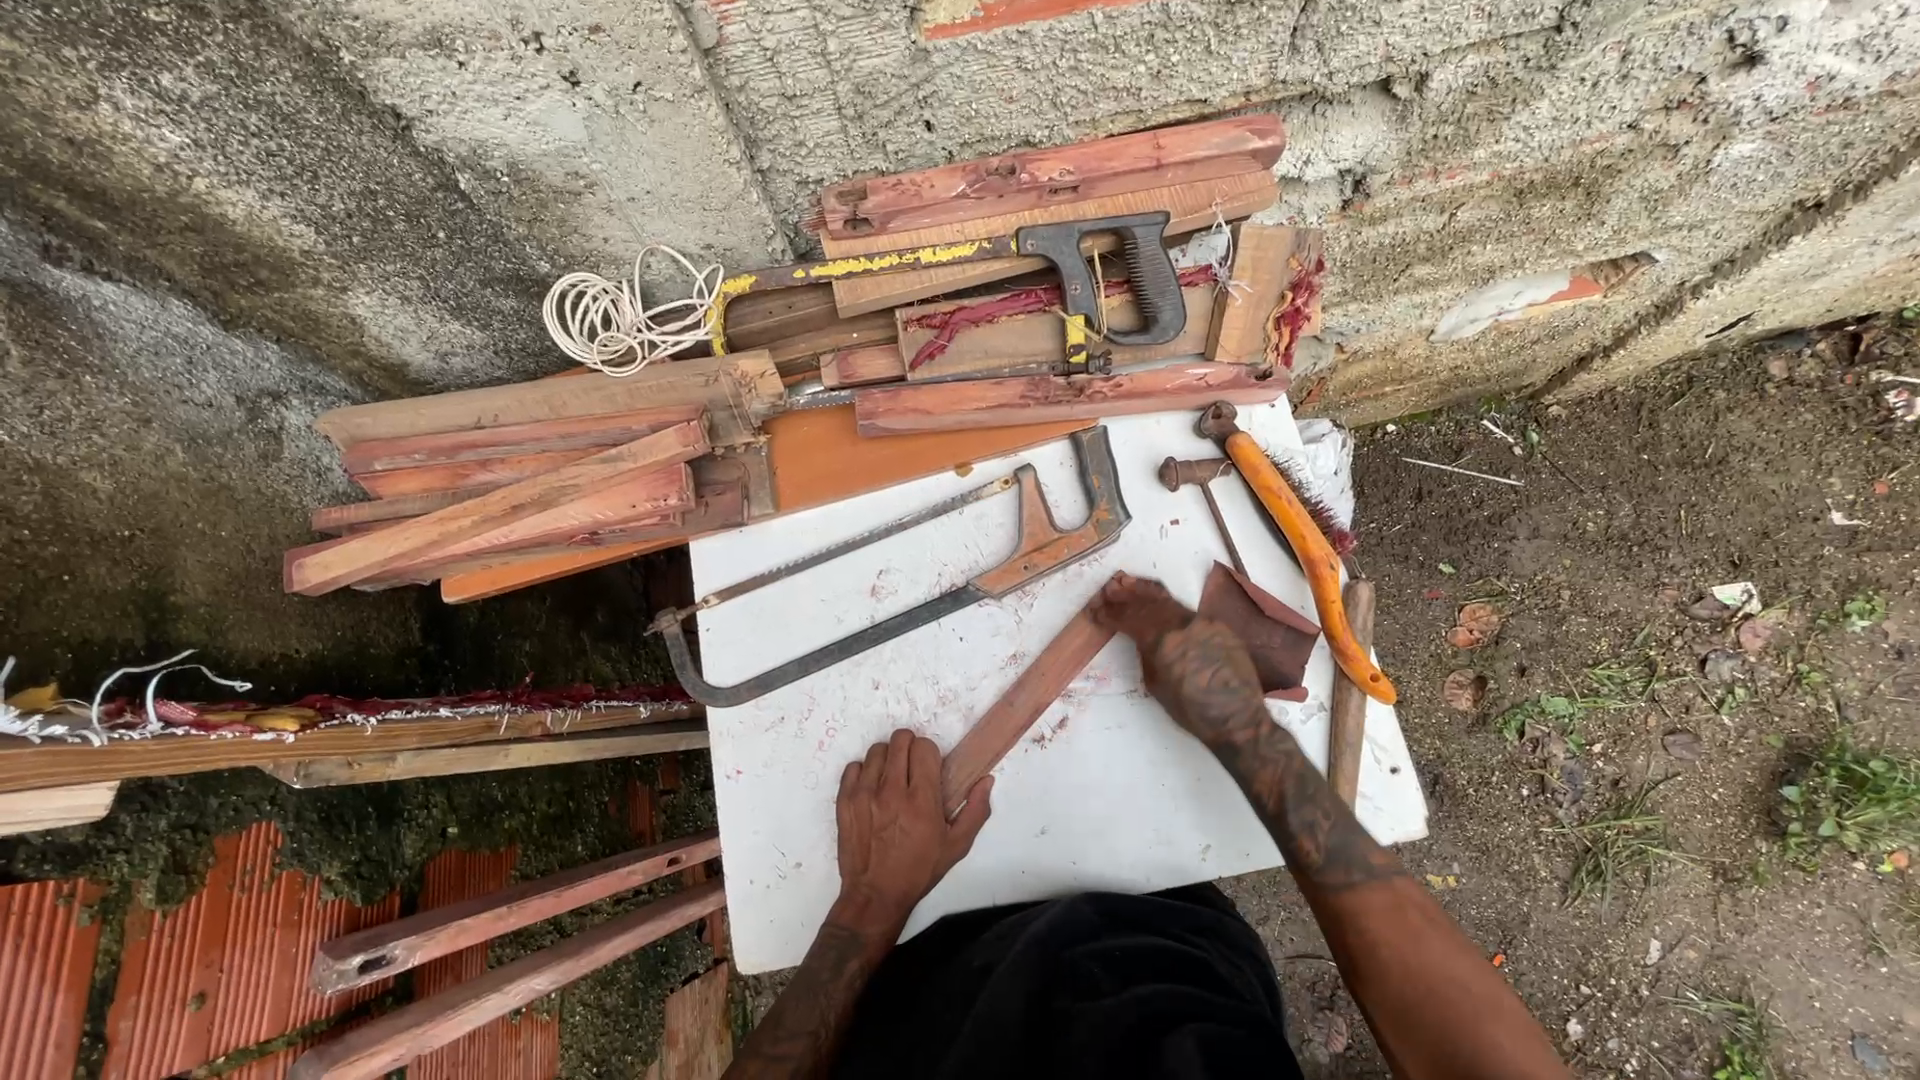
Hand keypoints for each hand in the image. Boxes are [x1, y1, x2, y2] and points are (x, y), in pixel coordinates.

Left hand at [831, 729, 992, 936]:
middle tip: (912, 767)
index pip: (924, 747)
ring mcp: (864, 794)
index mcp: (921, 800)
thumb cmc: (919, 870)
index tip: (929, 767)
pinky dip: (864, 772)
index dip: (929, 753)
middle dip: (909, 747)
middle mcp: (891, 791)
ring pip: (877, 751)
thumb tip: (986, 780)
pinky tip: (872, 789)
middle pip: (900, 740)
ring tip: (892, 779)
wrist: (875, 895)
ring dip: (888, 759)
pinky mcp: (844, 801)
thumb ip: (975, 810)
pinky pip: (853, 767)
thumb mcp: (956, 846)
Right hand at [1090, 572, 1269, 746]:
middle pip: (1147, 602)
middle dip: (1125, 595)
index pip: (1128, 619)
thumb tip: (1143, 639)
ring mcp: (1204, 622)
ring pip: (1170, 601)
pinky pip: (1190, 612)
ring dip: (1147, 592)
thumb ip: (1146, 654)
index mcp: (1162, 641)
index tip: (1096, 610)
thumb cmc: (1191, 711)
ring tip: (1130, 583)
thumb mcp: (1155, 684)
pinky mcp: (1220, 627)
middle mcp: (1182, 624)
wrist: (1236, 718)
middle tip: (1110, 588)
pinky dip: (1171, 606)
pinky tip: (1162, 606)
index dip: (1109, 614)